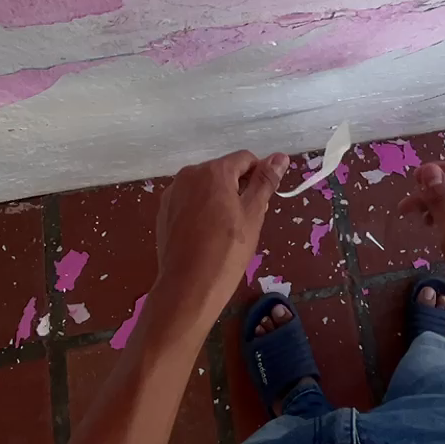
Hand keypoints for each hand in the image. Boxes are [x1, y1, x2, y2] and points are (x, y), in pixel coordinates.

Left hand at [152, 150, 289, 320]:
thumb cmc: (227, 252)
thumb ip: (265, 182)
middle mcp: (190, 173)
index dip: (258, 177)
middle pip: (224, 171)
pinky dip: (200, 209)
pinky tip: (205, 235)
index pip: (245, 159)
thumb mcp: (253, 215)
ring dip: (219, 198)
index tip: (261, 203)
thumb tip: (281, 156)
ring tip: (225, 231)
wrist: (188, 289)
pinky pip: (189, 199)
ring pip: (206, 186)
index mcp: (214, 171)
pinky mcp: (164, 210)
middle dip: (238, 188)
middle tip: (245, 221)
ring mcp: (173, 192)